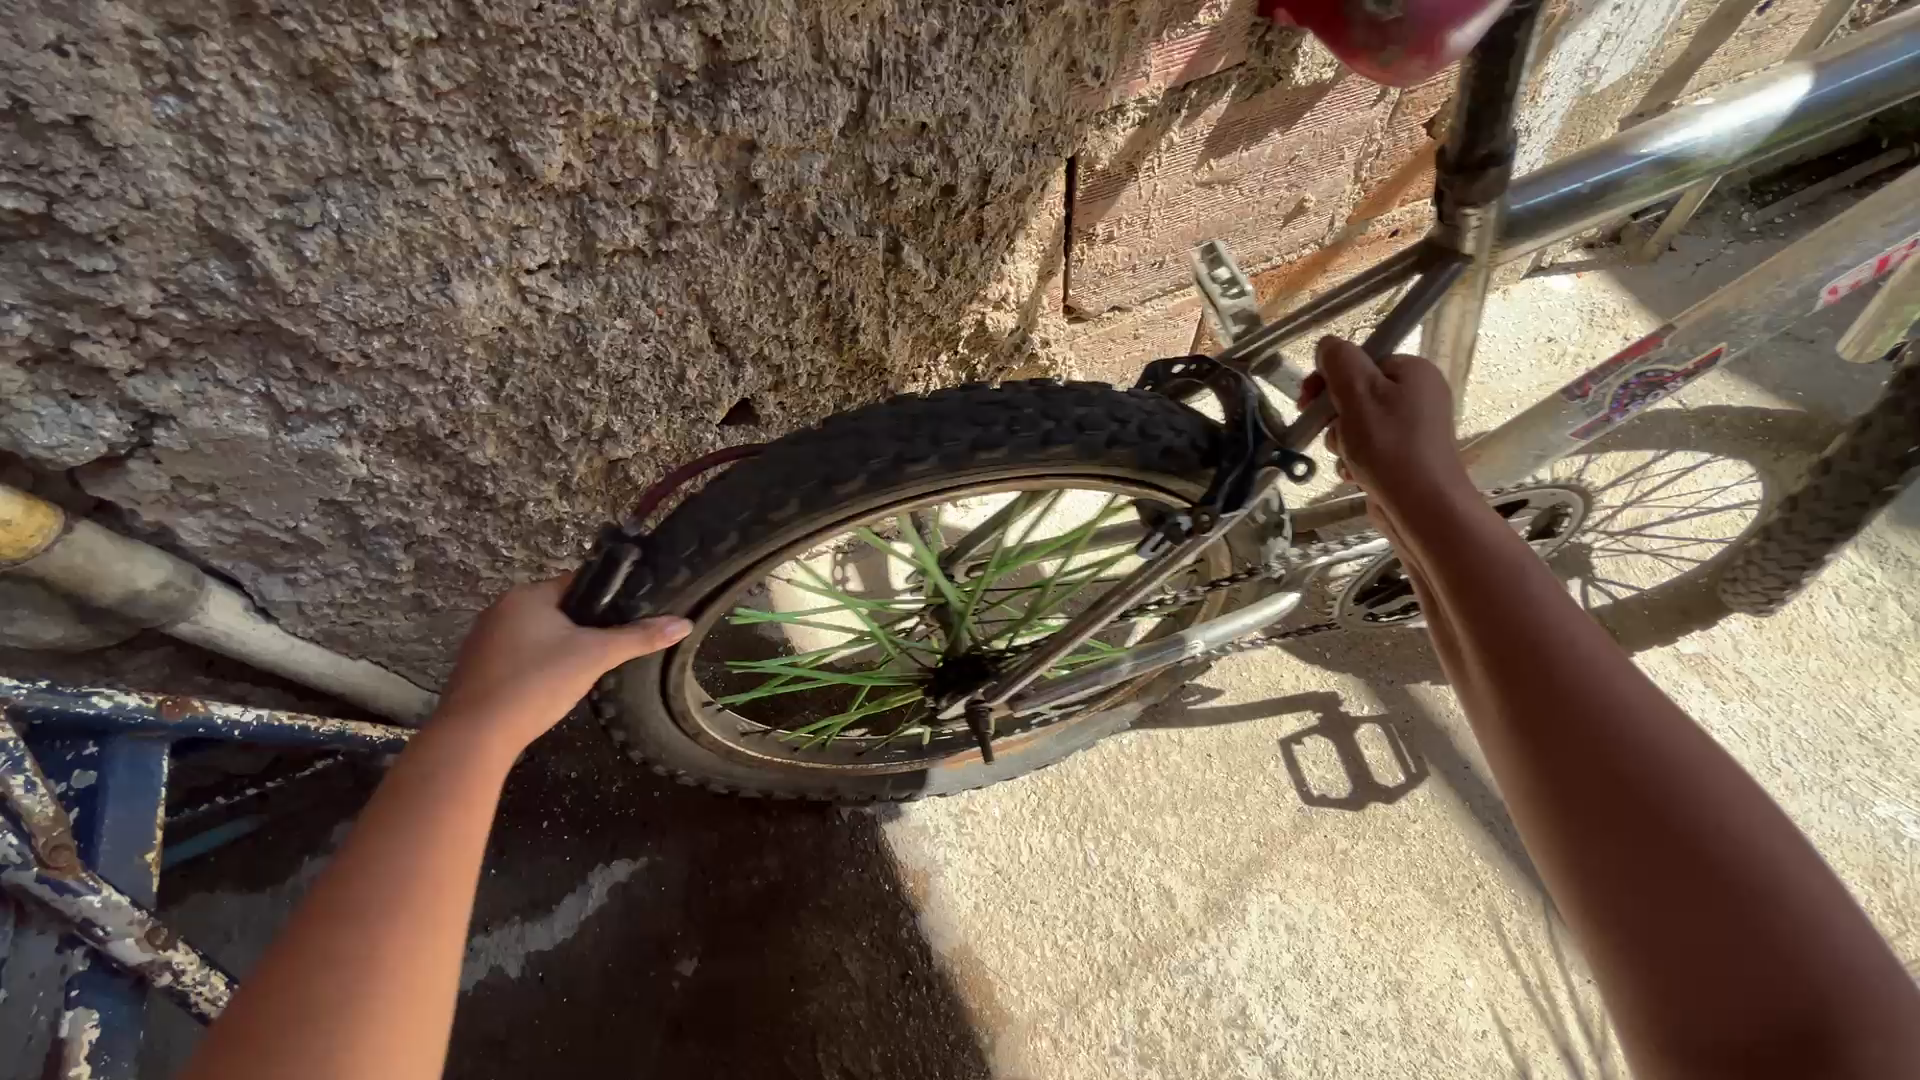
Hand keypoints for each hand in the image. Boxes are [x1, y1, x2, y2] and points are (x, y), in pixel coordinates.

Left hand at [430, 577, 690, 754]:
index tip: (630, 617)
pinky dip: (540, 667)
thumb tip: (684, 623)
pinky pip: (521, 656)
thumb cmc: (537, 682)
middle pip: (560, 609)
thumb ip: (639, 637)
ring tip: (585, 670)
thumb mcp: (596, 656)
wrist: (476, 736)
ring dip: (563, 648)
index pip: (579, 582)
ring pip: (540, 634)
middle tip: (609, 650)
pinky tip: (553, 687)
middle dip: (585, 628)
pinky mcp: (478, 669)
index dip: (609, 598)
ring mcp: (484, 640)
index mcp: (527, 596)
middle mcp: (501, 609)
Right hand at [1297, 336, 1473, 506]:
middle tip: (1332, 434)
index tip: (1307, 401)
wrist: (1421, 506)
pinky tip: (1354, 473)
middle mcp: (1418, 394)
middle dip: (1334, 416)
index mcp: (1413, 371)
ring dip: (1341, 441)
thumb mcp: (1358, 394)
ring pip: (1356, 424)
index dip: (1329, 379)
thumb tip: (1328, 344)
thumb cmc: (1389, 446)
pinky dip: (1354, 459)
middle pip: (1356, 394)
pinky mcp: (1405, 455)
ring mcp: (1413, 427)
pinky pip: (1367, 447)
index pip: (1360, 362)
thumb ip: (1339, 362)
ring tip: (1348, 457)